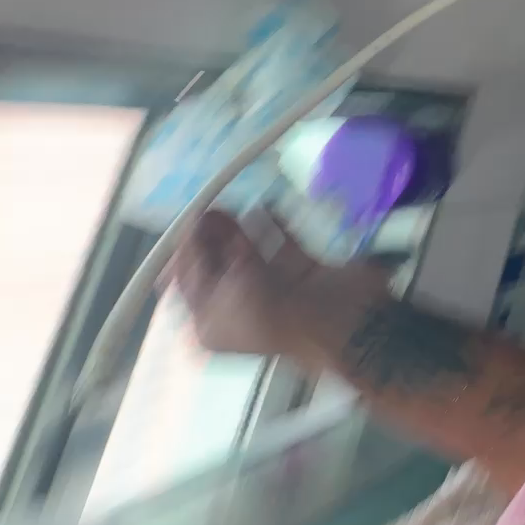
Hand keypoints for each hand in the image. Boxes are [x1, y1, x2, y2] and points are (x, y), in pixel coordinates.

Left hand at [163, 210, 357, 357]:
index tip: (187, 222)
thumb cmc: (272, 317)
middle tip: (210, 209)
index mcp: (213, 321)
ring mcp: (275, 285)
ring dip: (240, 229)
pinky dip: (277, 224)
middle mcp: (241, 303)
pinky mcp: (305, 268)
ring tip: (232, 204)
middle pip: (220, 264)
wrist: (340, 319)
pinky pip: (286, 242)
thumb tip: (208, 234)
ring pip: (251, 251)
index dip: (184, 252)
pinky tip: (270, 206)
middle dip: (210, 237)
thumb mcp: (225, 298)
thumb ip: (211, 265)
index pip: (188, 283)